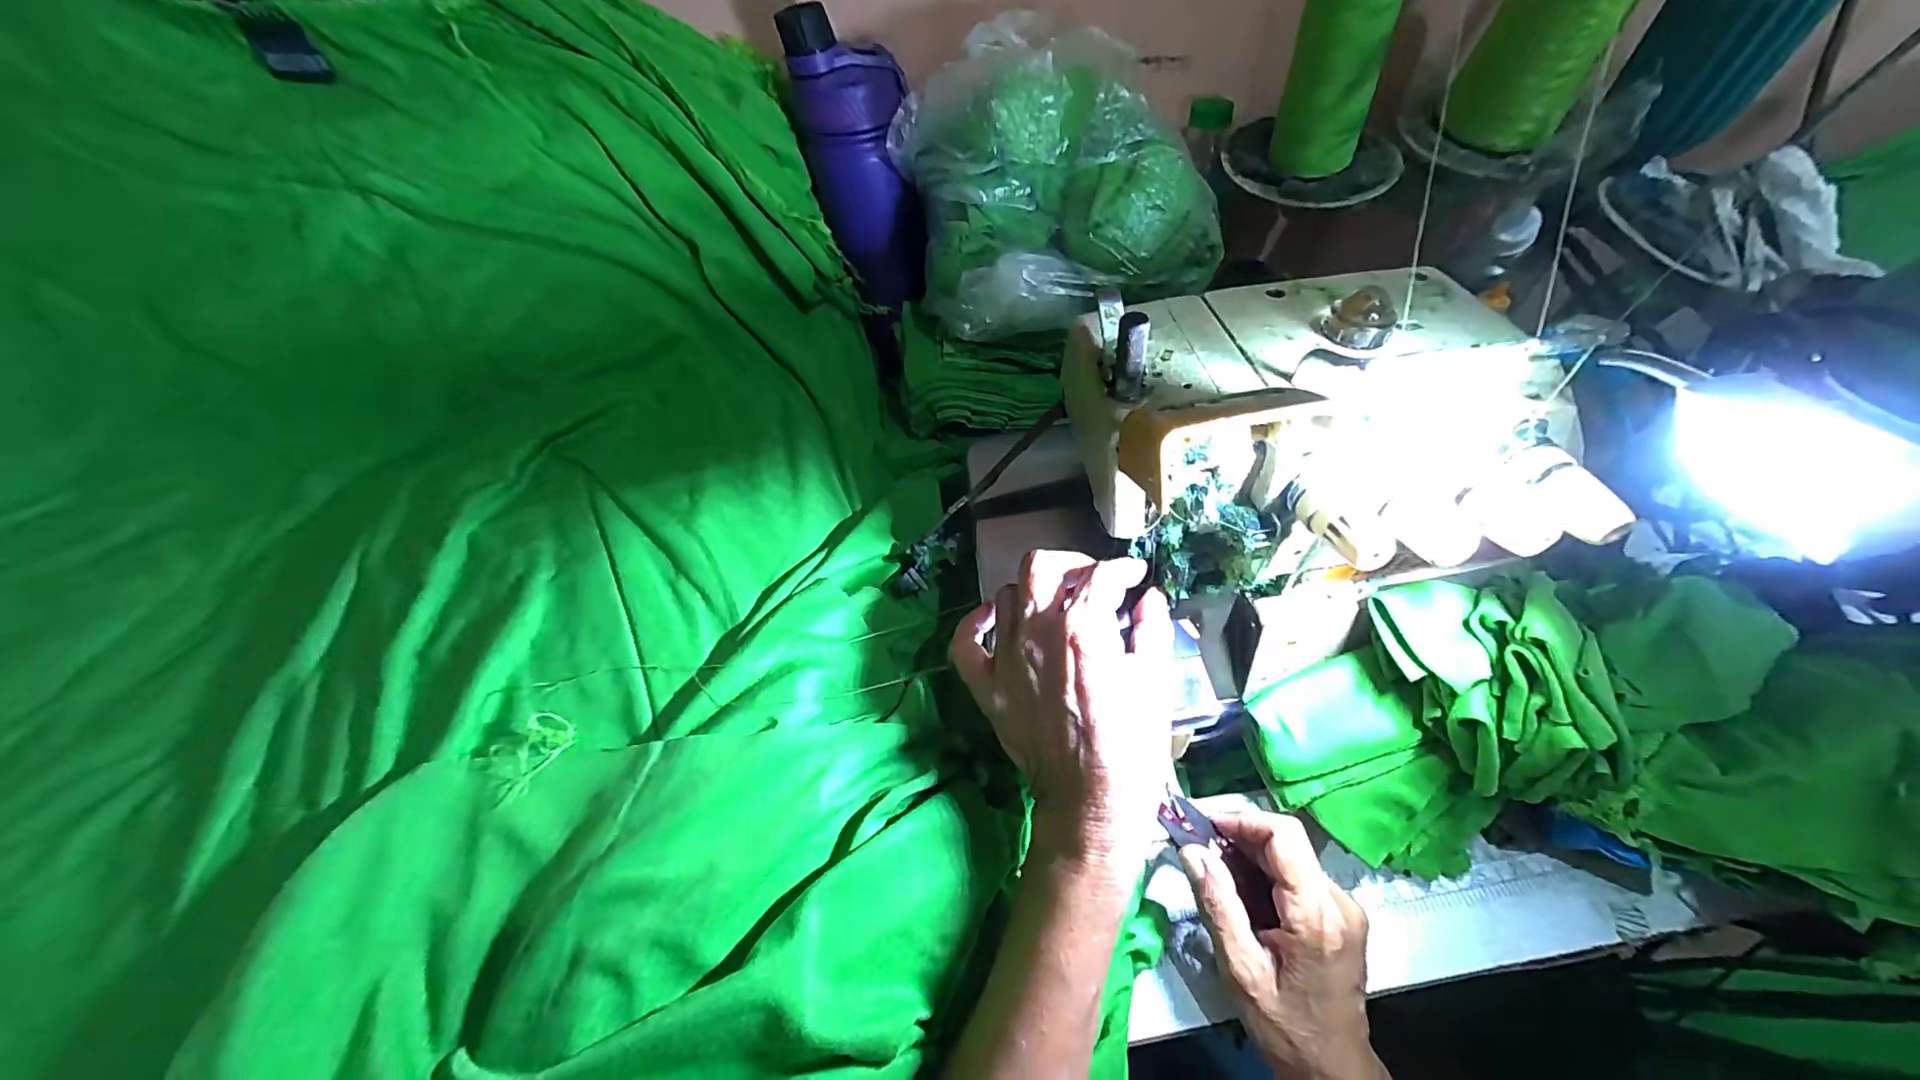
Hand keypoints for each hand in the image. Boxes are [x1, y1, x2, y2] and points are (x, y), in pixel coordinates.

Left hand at [949, 550, 1173, 863]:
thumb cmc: (1132, 746)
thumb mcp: (1156, 682)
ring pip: (1006, 595)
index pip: (1099, 576)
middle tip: (1091, 580)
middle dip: (1070, 563)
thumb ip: (1152, 630)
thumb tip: (1149, 598)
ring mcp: (1005, 658)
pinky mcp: (987, 686)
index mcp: (1082, 629)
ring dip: (1033, 591)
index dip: (1122, 569)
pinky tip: (994, 618)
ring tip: (1055, 604)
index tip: (1133, 575)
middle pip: (1040, 566)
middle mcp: (1037, 632)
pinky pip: (965, 642)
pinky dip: (976, 622)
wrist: (1091, 801)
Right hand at [1179, 811, 1386, 1079]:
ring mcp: (1344, 907)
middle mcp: (1339, 902)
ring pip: (1289, 856)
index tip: (1203, 826)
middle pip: (1286, 842)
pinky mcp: (1340, 914)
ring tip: (1214, 871)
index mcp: (1317, 914)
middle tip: (1199, 848)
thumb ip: (1218, 905)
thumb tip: (1192, 851)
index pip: (1283, 835)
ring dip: (1248, 856)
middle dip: (1238, 837)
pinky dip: (1263, 873)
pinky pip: (1296, 875)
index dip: (1241, 820)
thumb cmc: (1286, 1027)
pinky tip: (1240, 892)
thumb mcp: (1241, 969)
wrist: (1333, 1069)